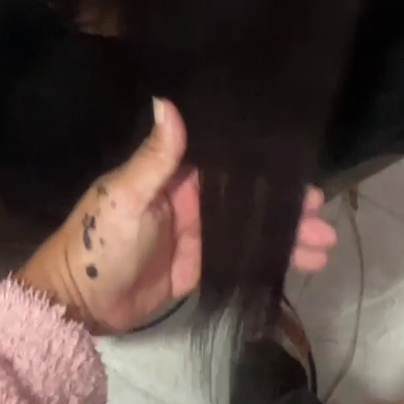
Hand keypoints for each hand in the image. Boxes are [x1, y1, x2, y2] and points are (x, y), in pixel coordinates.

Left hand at [17, 98, 336, 333]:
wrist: (78, 303)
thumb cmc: (99, 243)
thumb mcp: (127, 196)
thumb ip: (155, 157)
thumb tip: (168, 100)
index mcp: (169, 177)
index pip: (222, 161)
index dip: (259, 163)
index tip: (297, 164)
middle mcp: (186, 200)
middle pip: (243, 196)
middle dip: (281, 203)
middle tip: (321, 209)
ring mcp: (194, 235)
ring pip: (248, 228)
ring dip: (283, 234)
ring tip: (324, 242)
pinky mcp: (197, 267)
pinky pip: (240, 258)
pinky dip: (269, 259)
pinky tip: (303, 263)